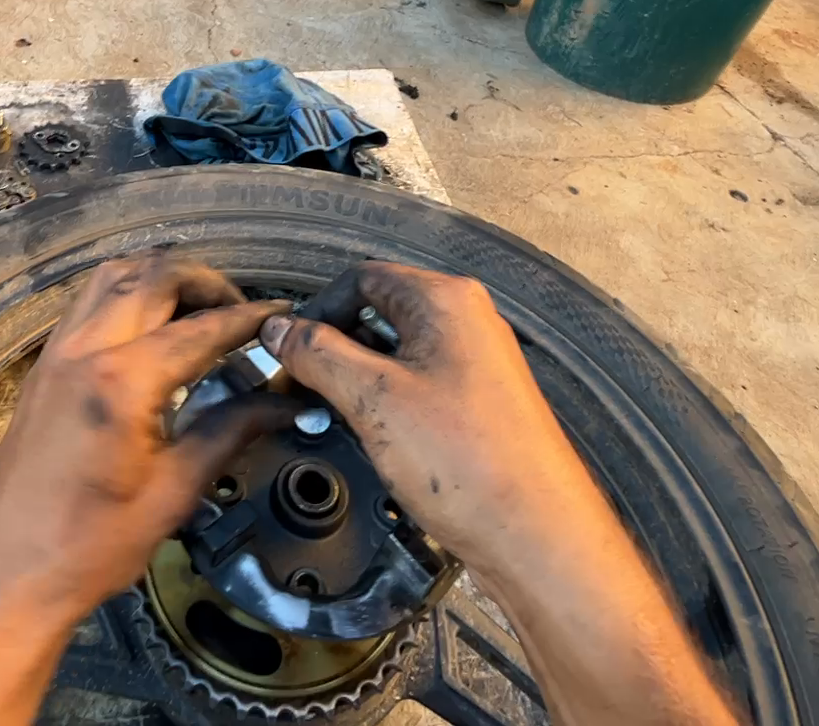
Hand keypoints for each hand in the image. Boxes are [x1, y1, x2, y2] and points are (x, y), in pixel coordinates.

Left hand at [0, 255, 292, 724]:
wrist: (7, 576)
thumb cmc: (92, 545)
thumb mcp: (175, 490)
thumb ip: (232, 430)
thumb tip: (285, 404)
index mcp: (122, 381)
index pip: (200, 328)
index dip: (247, 317)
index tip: (280, 314)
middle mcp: (85, 348)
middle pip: (154, 276)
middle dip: (206, 281)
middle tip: (239, 309)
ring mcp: (57, 351)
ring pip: (114, 275)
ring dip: (161, 277)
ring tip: (197, 307)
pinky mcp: (43, 364)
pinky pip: (87, 299)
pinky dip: (126, 292)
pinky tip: (149, 324)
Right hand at [260, 262, 736, 725]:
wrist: (539, 539)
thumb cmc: (469, 464)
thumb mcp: (372, 399)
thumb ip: (318, 354)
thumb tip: (279, 330)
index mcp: (446, 301)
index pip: (361, 278)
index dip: (318, 310)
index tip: (291, 349)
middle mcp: (467, 320)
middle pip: (378, 310)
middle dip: (335, 345)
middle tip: (305, 384)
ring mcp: (476, 359)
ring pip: (396, 347)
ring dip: (358, 374)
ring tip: (339, 413)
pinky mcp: (479, 397)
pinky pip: (418, 378)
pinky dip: (386, 396)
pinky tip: (375, 432)